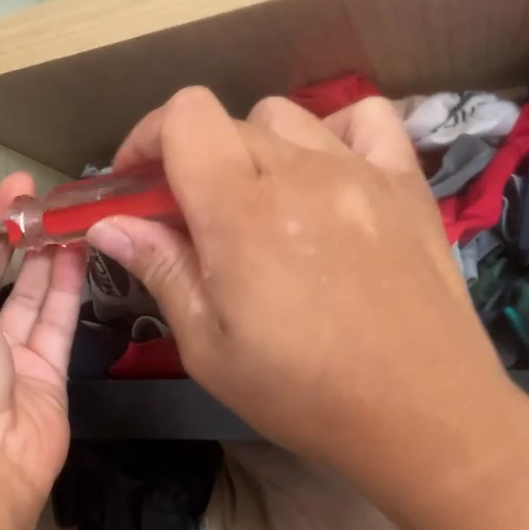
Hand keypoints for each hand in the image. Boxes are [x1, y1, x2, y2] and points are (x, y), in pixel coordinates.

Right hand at [83, 87, 526, 507]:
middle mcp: (300, 171)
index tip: (135, 184)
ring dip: (253, 149)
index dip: (147, 138)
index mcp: (241, 213)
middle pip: (228, 121)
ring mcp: (360, 170)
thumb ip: (161, 271)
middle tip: (187, 220)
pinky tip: (324, 177)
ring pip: (288, 118)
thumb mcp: (209, 348)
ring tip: (255, 205)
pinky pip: (365, 119)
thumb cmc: (301, 394)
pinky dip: (331, 133)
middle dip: (191, 159)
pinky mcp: (406, 183)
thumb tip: (108, 224)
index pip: (184, 117)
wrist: (420, 412)